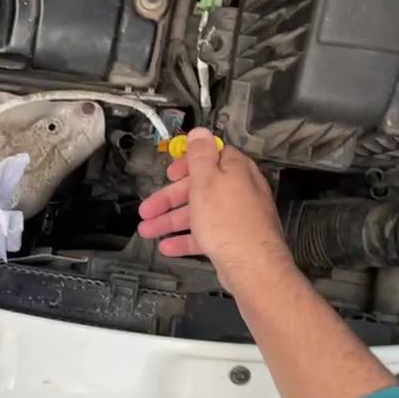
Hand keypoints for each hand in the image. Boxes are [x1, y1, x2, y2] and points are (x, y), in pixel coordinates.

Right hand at [137, 128, 295, 290]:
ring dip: (170, 221)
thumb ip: (200, 156)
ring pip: (198, 213)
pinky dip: (185, 239)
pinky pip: (205, 234)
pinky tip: (167, 246)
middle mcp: (239, 191)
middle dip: (169, 199)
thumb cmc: (229, 222)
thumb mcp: (206, 182)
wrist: (250, 265)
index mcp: (235, 171)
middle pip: (199, 188)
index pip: (211, 157)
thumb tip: (200, 132)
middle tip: (148, 208)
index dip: (187, 163)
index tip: (170, 172)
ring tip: (148, 230)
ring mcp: (237, 216)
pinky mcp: (233, 238)